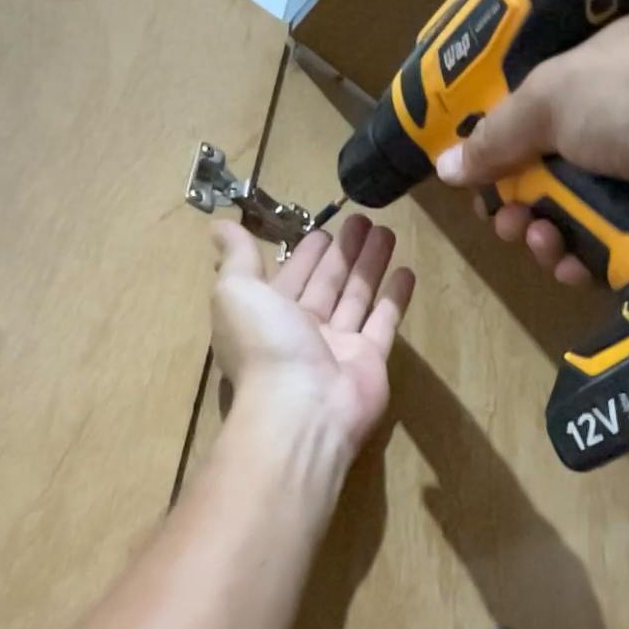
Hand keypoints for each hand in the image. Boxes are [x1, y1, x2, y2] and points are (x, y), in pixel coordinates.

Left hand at [210, 215, 415, 453]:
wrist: (303, 408)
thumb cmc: (265, 345)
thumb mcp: (236, 292)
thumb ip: (237, 258)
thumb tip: (221, 227)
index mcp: (268, 316)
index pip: (290, 278)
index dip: (305, 254)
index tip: (324, 230)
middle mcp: (302, 332)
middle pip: (326, 284)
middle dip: (343, 253)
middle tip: (363, 220)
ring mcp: (339, 347)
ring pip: (357, 298)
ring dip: (370, 265)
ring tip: (386, 232)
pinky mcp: (370, 360)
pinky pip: (383, 322)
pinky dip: (394, 297)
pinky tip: (407, 271)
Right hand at [435, 14, 628, 284]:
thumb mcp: (548, 99)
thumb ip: (495, 136)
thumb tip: (444, 169)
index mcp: (608, 71)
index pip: (544, 113)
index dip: (506, 151)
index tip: (479, 184)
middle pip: (555, 175)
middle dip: (520, 205)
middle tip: (503, 226)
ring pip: (579, 219)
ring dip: (546, 237)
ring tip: (538, 244)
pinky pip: (609, 250)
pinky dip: (582, 259)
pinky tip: (568, 264)